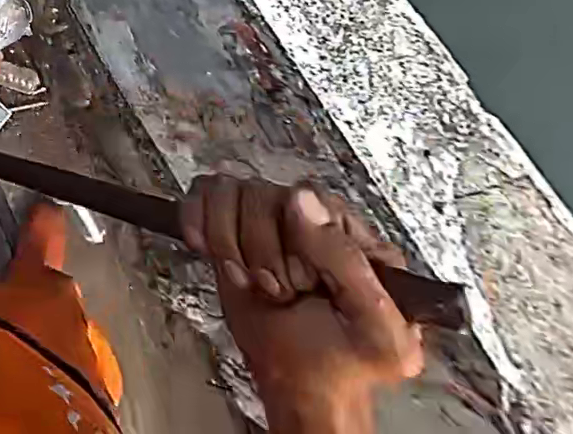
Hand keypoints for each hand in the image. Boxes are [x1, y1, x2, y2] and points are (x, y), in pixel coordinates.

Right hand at [182, 178, 421, 432]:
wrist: (295, 381)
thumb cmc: (340, 363)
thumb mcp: (376, 333)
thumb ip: (348, 263)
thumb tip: (299, 196)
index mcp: (350, 232)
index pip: (309, 198)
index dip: (296, 239)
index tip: (301, 283)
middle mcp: (305, 214)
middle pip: (260, 193)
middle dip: (258, 250)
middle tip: (275, 290)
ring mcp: (264, 214)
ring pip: (226, 190)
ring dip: (225, 242)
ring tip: (244, 278)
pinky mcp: (228, 220)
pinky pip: (201, 192)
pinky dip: (195, 221)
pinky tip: (205, 250)